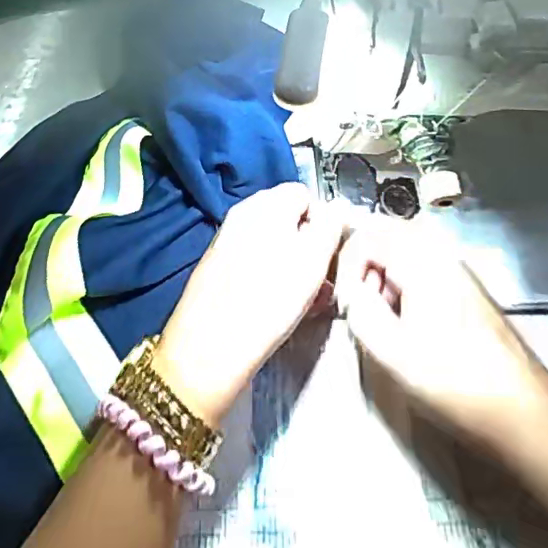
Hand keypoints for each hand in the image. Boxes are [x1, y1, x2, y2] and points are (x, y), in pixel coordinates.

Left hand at [152, 182, 342, 427]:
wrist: (208, 352)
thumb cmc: (269, 301)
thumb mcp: (316, 258)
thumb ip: (332, 225)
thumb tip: (339, 207)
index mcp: (267, 203)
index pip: (306, 195)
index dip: (324, 222)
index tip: (330, 252)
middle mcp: (241, 214)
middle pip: (287, 219)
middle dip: (307, 245)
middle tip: (320, 278)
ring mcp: (225, 241)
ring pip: (270, 244)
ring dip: (290, 264)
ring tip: (301, 298)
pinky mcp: (213, 270)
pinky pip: (251, 262)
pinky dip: (267, 277)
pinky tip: (274, 305)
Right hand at [336, 216, 547, 449]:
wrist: (518, 404)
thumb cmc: (454, 380)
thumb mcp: (393, 353)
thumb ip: (361, 313)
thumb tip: (352, 292)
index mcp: (422, 260)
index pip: (369, 234)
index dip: (346, 264)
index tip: (345, 302)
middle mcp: (443, 253)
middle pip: (389, 234)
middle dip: (365, 265)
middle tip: (360, 306)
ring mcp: (459, 267)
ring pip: (407, 250)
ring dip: (385, 274)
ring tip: (383, 318)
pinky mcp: (467, 286)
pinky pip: (425, 265)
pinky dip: (406, 282)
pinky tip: (410, 322)